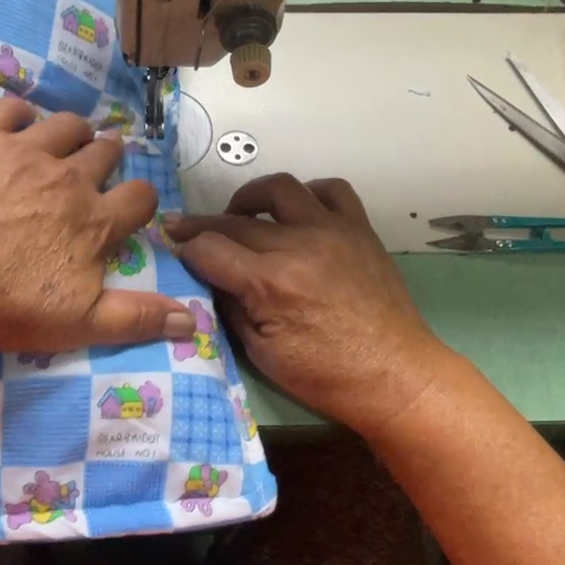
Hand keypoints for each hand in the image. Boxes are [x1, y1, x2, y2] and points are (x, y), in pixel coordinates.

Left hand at [0, 98, 194, 352]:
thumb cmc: (3, 307)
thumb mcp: (78, 325)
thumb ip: (136, 319)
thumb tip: (194, 322)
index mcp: (95, 222)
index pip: (140, 198)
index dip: (140, 202)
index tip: (130, 209)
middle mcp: (68, 177)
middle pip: (104, 154)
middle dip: (107, 161)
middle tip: (95, 172)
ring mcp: (23, 151)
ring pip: (65, 125)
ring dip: (73, 133)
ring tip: (65, 143)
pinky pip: (11, 109)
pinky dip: (20, 114)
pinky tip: (16, 125)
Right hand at [167, 174, 449, 435]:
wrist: (393, 375)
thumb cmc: (324, 376)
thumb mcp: (260, 353)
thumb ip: (231, 309)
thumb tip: (208, 281)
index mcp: (269, 283)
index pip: (208, 248)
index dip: (183, 249)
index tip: (171, 250)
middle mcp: (298, 245)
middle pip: (235, 221)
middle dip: (202, 226)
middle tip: (185, 231)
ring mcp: (333, 231)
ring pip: (280, 188)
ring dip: (250, 199)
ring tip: (240, 217)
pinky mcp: (360, 229)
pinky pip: (331, 190)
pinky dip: (307, 194)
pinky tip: (296, 214)